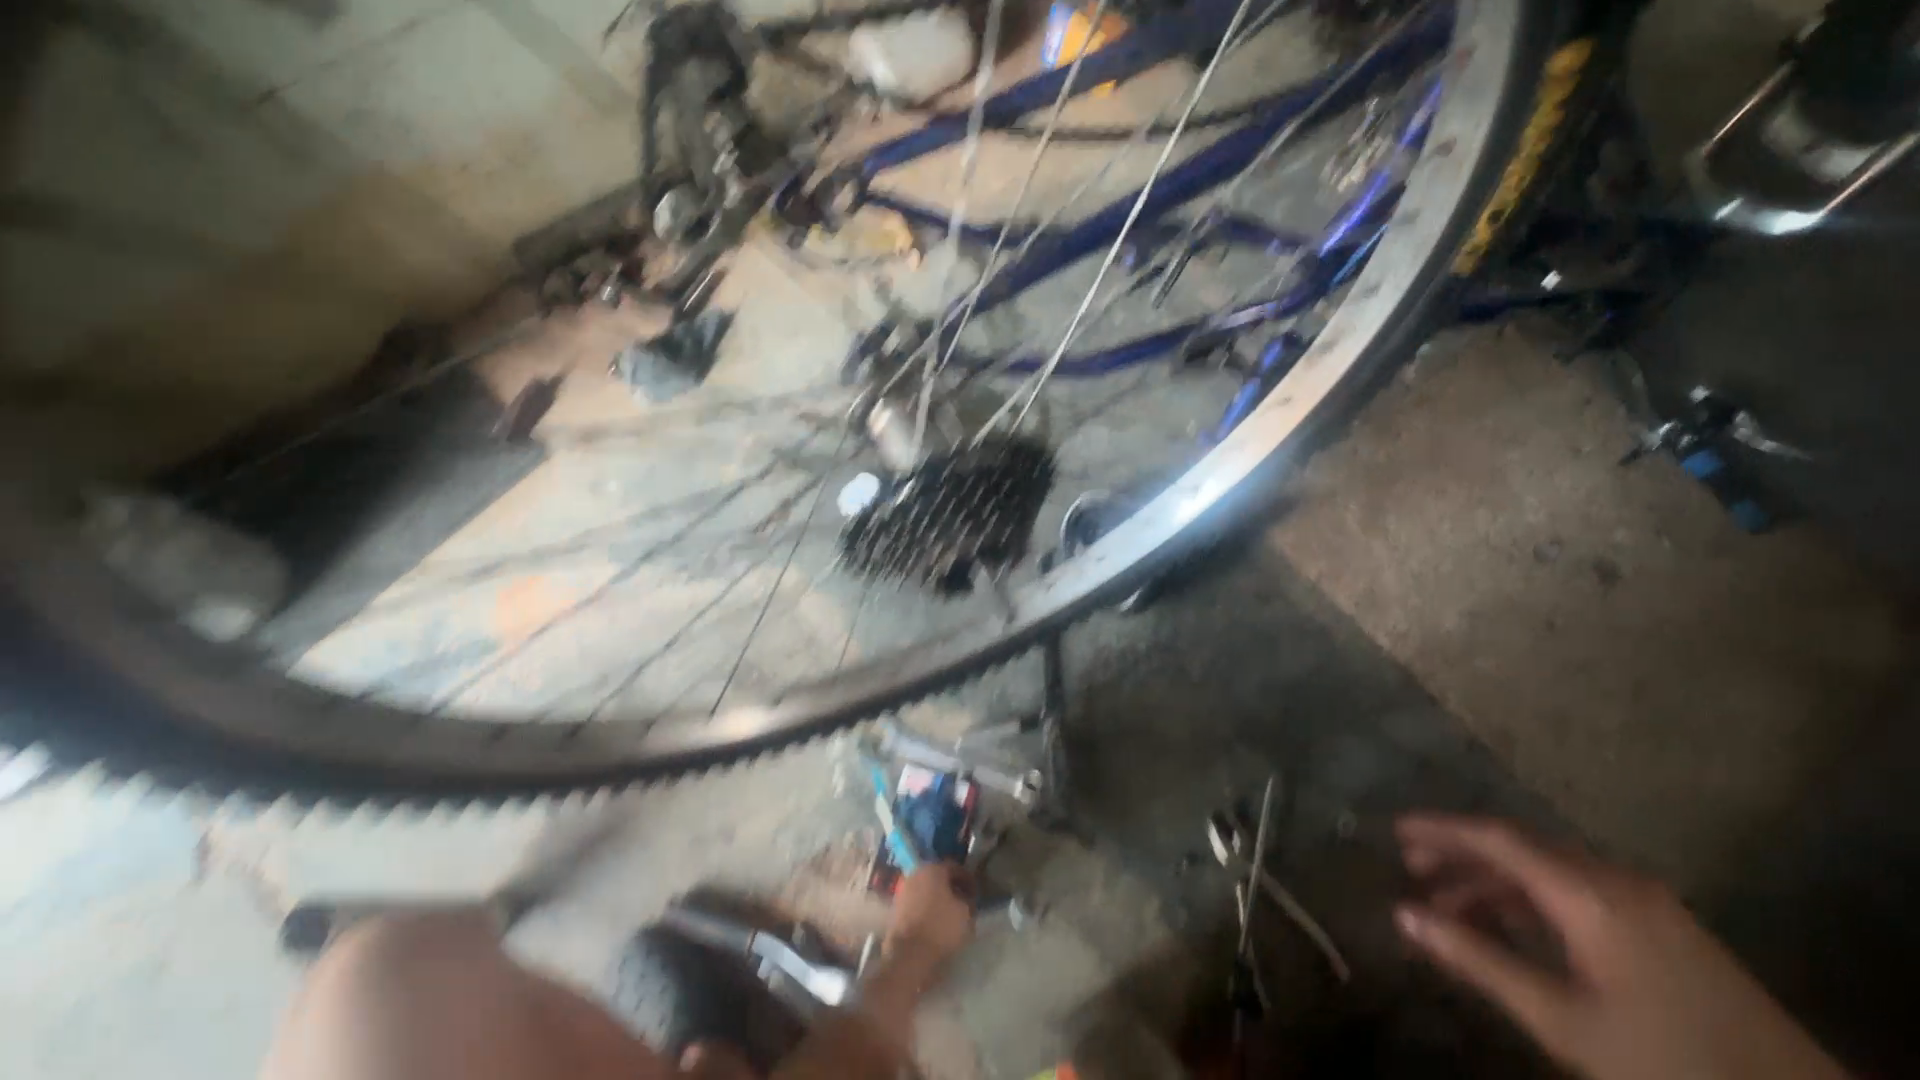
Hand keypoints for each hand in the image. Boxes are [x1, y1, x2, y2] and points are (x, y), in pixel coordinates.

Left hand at [884, 862, 974, 972]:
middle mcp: (914, 875)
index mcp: (932, 869)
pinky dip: (926, 910)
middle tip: (963, 902)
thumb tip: (964, 899)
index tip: (976, 893)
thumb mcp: (966, 913)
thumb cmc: (941, 928)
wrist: (909, 955)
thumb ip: (967, 901)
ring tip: (950, 915)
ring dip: (937, 900)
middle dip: (950, 888)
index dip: (968, 880)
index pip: (955, 867)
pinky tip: (935, 923)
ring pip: (925, 891)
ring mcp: (902, 893)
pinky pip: (916, 905)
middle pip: (937, 878)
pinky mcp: (895, 911)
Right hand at [1394, 814, 1849, 1079]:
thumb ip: (1478, 960)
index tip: (1396, 829)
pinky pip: (1581, 889)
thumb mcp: (1559, 1017)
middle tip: (1412, 868)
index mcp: (1589, 894)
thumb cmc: (1662, 1056)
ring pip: (1553, 869)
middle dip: (1464, 854)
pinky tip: (1513, 924)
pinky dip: (1535, 897)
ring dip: (1497, 880)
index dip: (1443, 829)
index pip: (1499, 839)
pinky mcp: (1665, 924)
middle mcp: (1617, 880)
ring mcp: (1647, 900)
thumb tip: (1404, 914)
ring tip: (1451, 905)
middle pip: (1524, 847)